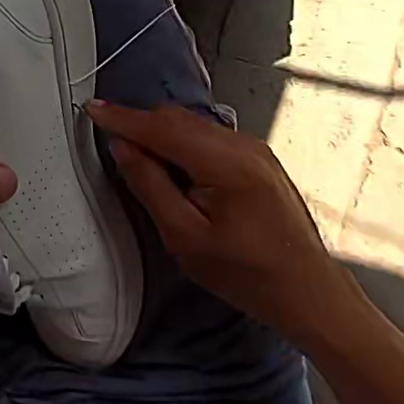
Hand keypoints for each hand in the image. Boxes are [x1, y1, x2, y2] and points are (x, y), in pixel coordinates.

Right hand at [85, 100, 353, 342]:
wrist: (311, 294)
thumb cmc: (248, 275)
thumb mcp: (185, 238)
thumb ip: (150, 185)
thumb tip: (122, 147)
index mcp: (227, 164)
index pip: (162, 128)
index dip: (123, 118)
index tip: (92, 110)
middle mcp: (243, 145)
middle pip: (176, 119)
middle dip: (139, 124)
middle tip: (111, 141)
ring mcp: (254, 148)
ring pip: (191, 124)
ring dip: (159, 133)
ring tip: (139, 157)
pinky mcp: (257, 156)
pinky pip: (206, 135)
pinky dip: (180, 141)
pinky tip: (172, 166)